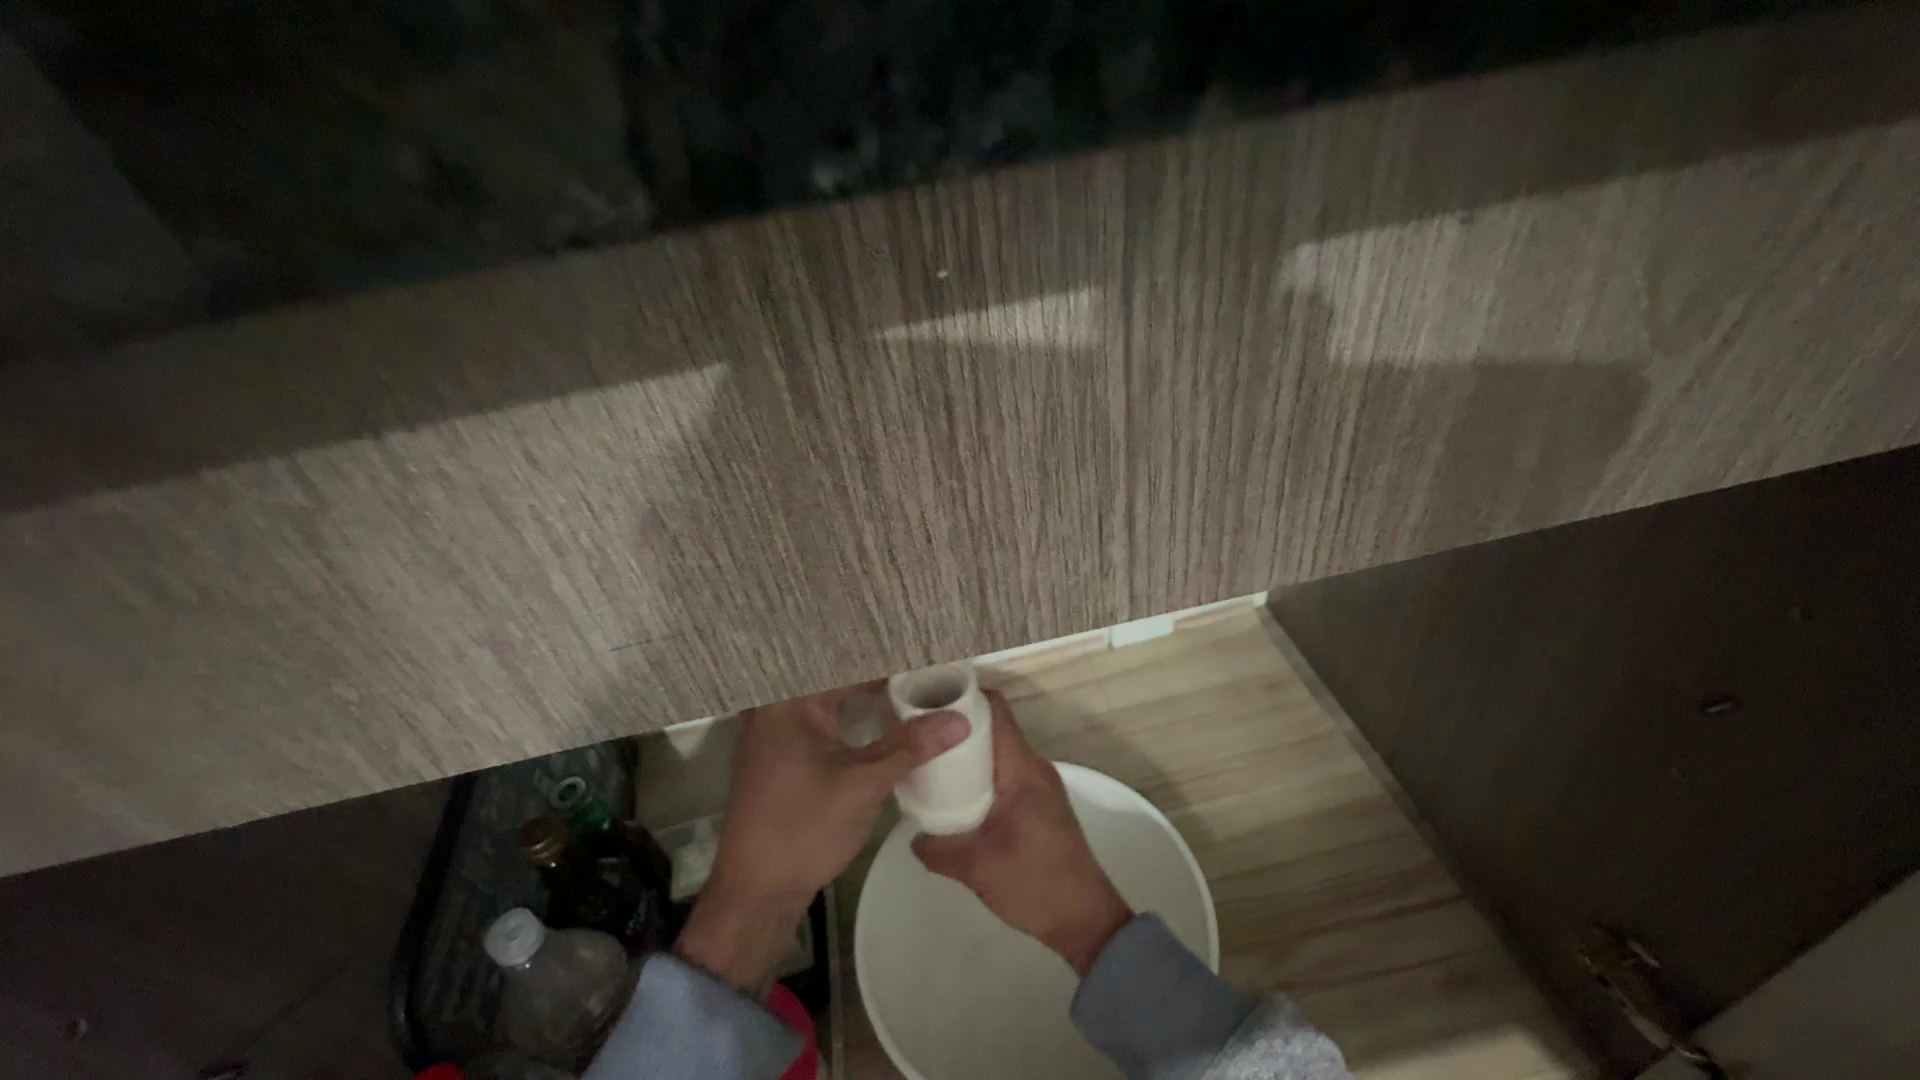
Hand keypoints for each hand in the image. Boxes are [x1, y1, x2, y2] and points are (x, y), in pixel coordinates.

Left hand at [675, 685, 968, 992]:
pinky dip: (854, 718)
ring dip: (869, 696)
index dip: (889, 657)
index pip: (846, 663)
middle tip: (929, 669)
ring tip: (916, 689)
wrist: (756, 891)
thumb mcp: (863, 783)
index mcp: (788, 701)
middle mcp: (776, 706)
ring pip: (831, 699)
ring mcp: (776, 732)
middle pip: (837, 676)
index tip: (930, 654)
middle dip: (882, 673)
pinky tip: (886, 722)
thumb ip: (911, 745)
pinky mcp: (783, 755)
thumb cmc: (804, 829)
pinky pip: (824, 720)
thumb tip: (960, 719)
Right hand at [912, 692, 1132, 975]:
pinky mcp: (1037, 805)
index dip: (963, 697)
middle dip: (956, 726)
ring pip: (996, 753)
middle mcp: (1034, 769)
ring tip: (927, 761)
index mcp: (1023, 771)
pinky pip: (1002, 774)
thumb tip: (915, 838)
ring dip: (966, 753)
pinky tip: (952, 794)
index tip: (927, 699)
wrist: (1085, 920)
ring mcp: (1038, 786)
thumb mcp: (978, 868)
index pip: (995, 712)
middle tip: (916, 733)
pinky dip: (977, 775)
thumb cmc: (1036, 884)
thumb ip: (940, 850)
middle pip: (992, 728)